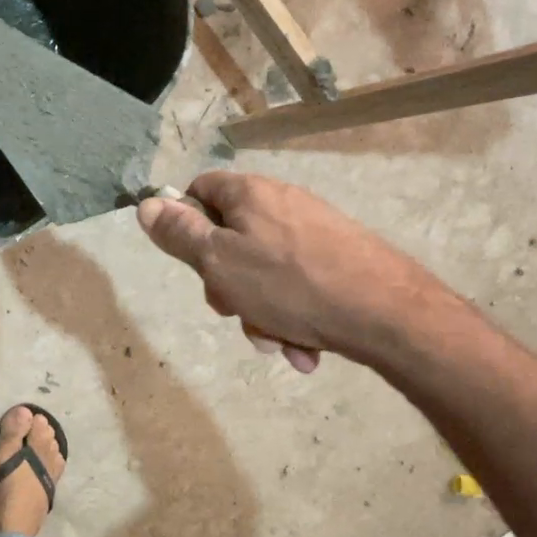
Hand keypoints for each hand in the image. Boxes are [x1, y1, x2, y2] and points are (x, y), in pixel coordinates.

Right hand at [136, 173, 434, 371]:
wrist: (390, 315)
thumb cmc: (291, 285)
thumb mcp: (218, 261)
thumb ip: (179, 234)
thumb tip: (146, 205)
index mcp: (250, 194)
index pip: (198, 190)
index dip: (185, 224)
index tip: (192, 262)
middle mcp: (283, 203)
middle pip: (231, 238)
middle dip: (226, 284)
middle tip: (233, 312)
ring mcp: (316, 231)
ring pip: (264, 271)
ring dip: (260, 311)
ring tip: (277, 342)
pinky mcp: (342, 259)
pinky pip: (299, 286)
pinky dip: (293, 316)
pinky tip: (304, 346)